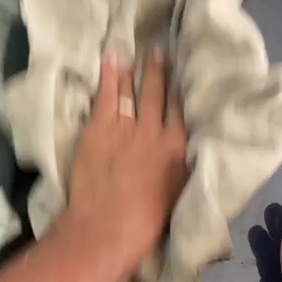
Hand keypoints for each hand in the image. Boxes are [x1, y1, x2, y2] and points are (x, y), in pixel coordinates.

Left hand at [61, 48, 188, 264]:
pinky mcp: (98, 130)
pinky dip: (109, 76)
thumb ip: (179, 170)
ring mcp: (124, 129)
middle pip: (156, 96)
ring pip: (131, 93)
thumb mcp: (174, 197)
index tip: (179, 76)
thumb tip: (183, 155)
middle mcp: (153, 133)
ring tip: (138, 54)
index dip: (178, 92)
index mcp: (176, 151)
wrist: (106, 230)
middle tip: (158, 52)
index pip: (179, 113)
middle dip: (158, 72)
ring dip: (135, 72)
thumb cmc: (143, 226)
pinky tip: (111, 58)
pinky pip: (106, 96)